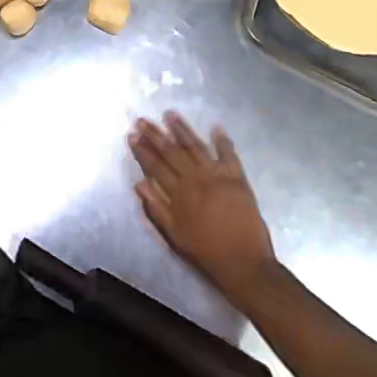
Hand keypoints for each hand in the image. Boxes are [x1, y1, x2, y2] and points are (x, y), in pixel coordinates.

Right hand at [130, 112, 275, 298]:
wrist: (244, 262)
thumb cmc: (206, 252)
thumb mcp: (175, 236)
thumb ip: (156, 208)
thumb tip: (139, 184)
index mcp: (180, 193)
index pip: (157, 166)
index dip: (143, 150)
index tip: (132, 135)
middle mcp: (197, 178)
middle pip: (173, 151)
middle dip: (156, 135)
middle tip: (143, 120)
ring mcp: (218, 174)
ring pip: (196, 146)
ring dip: (183, 129)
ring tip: (170, 114)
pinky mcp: (237, 176)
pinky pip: (228, 152)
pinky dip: (222, 140)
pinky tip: (216, 127)